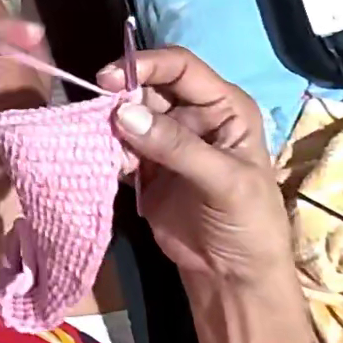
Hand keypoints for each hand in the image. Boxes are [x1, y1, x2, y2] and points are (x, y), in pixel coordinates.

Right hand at [98, 48, 296, 303]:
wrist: (230, 276)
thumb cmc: (247, 224)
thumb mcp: (223, 182)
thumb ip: (175, 146)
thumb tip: (122, 112)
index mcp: (223, 107)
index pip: (180, 67)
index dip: (145, 65)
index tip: (106, 78)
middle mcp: (192, 115)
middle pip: (146, 88)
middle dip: (119, 97)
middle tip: (95, 115)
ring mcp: (165, 140)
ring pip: (127, 115)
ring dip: (108, 125)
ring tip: (97, 143)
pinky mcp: (143, 165)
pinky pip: (117, 145)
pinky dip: (104, 149)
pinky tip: (99, 160)